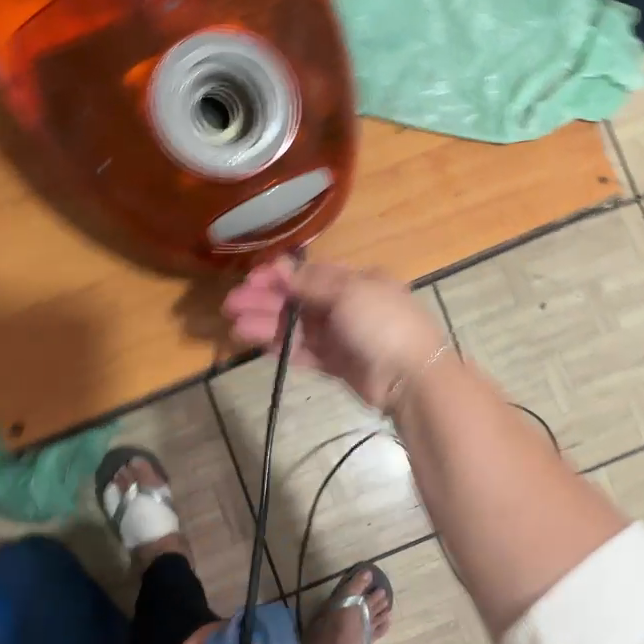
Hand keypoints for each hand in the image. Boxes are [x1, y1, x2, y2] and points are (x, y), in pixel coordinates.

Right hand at [223, 258, 448, 409]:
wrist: (412, 376)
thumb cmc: (384, 323)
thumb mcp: (349, 292)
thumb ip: (312, 283)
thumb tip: (281, 267)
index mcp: (357, 281)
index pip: (311, 274)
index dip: (279, 275)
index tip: (251, 279)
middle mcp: (349, 306)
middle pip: (300, 301)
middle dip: (265, 301)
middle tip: (231, 306)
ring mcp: (344, 337)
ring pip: (299, 328)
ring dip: (268, 326)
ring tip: (235, 328)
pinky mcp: (340, 365)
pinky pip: (307, 353)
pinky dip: (285, 349)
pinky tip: (259, 347)